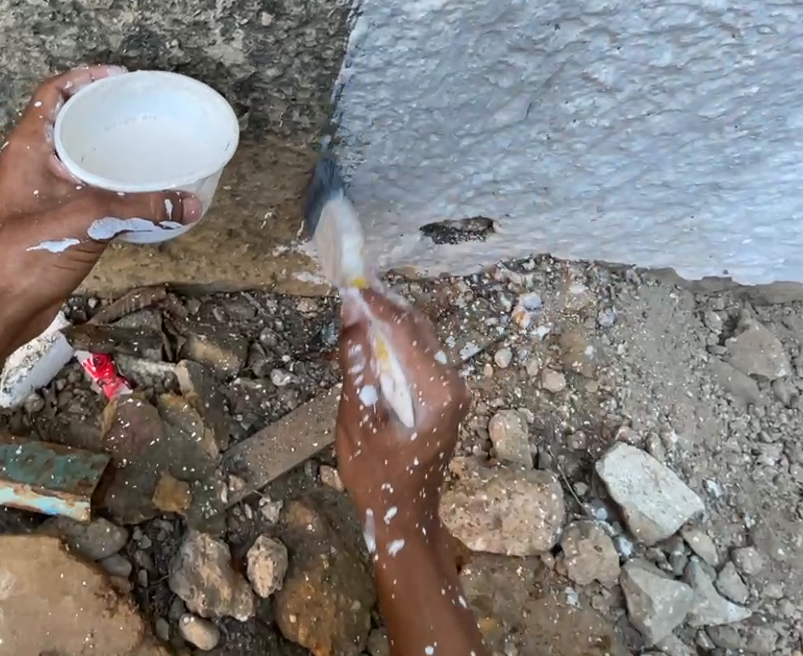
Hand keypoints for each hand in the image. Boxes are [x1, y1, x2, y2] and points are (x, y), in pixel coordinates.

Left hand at [0, 66, 200, 342]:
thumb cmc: (23, 256)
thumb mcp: (85, 218)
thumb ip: (139, 207)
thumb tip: (188, 203)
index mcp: (29, 148)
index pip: (52, 93)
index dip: (83, 76)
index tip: (118, 77)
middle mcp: (35, 164)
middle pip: (69, 121)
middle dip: (102, 110)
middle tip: (140, 109)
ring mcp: (45, 194)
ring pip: (81, 157)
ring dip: (109, 149)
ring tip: (147, 144)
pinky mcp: (58, 221)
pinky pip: (90, 190)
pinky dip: (114, 185)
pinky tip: (142, 191)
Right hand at [335, 284, 468, 543]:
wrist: (404, 517)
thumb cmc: (377, 475)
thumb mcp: (357, 420)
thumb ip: (356, 365)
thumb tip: (352, 314)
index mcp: (436, 390)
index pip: (403, 330)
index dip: (375, 305)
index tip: (349, 285)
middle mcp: (453, 383)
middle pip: (416, 327)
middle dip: (383, 306)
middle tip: (352, 288)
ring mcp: (452, 389)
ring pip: (420, 337)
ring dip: (389, 320)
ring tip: (358, 305)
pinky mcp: (444, 394)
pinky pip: (419, 353)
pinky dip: (395, 339)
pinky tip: (372, 335)